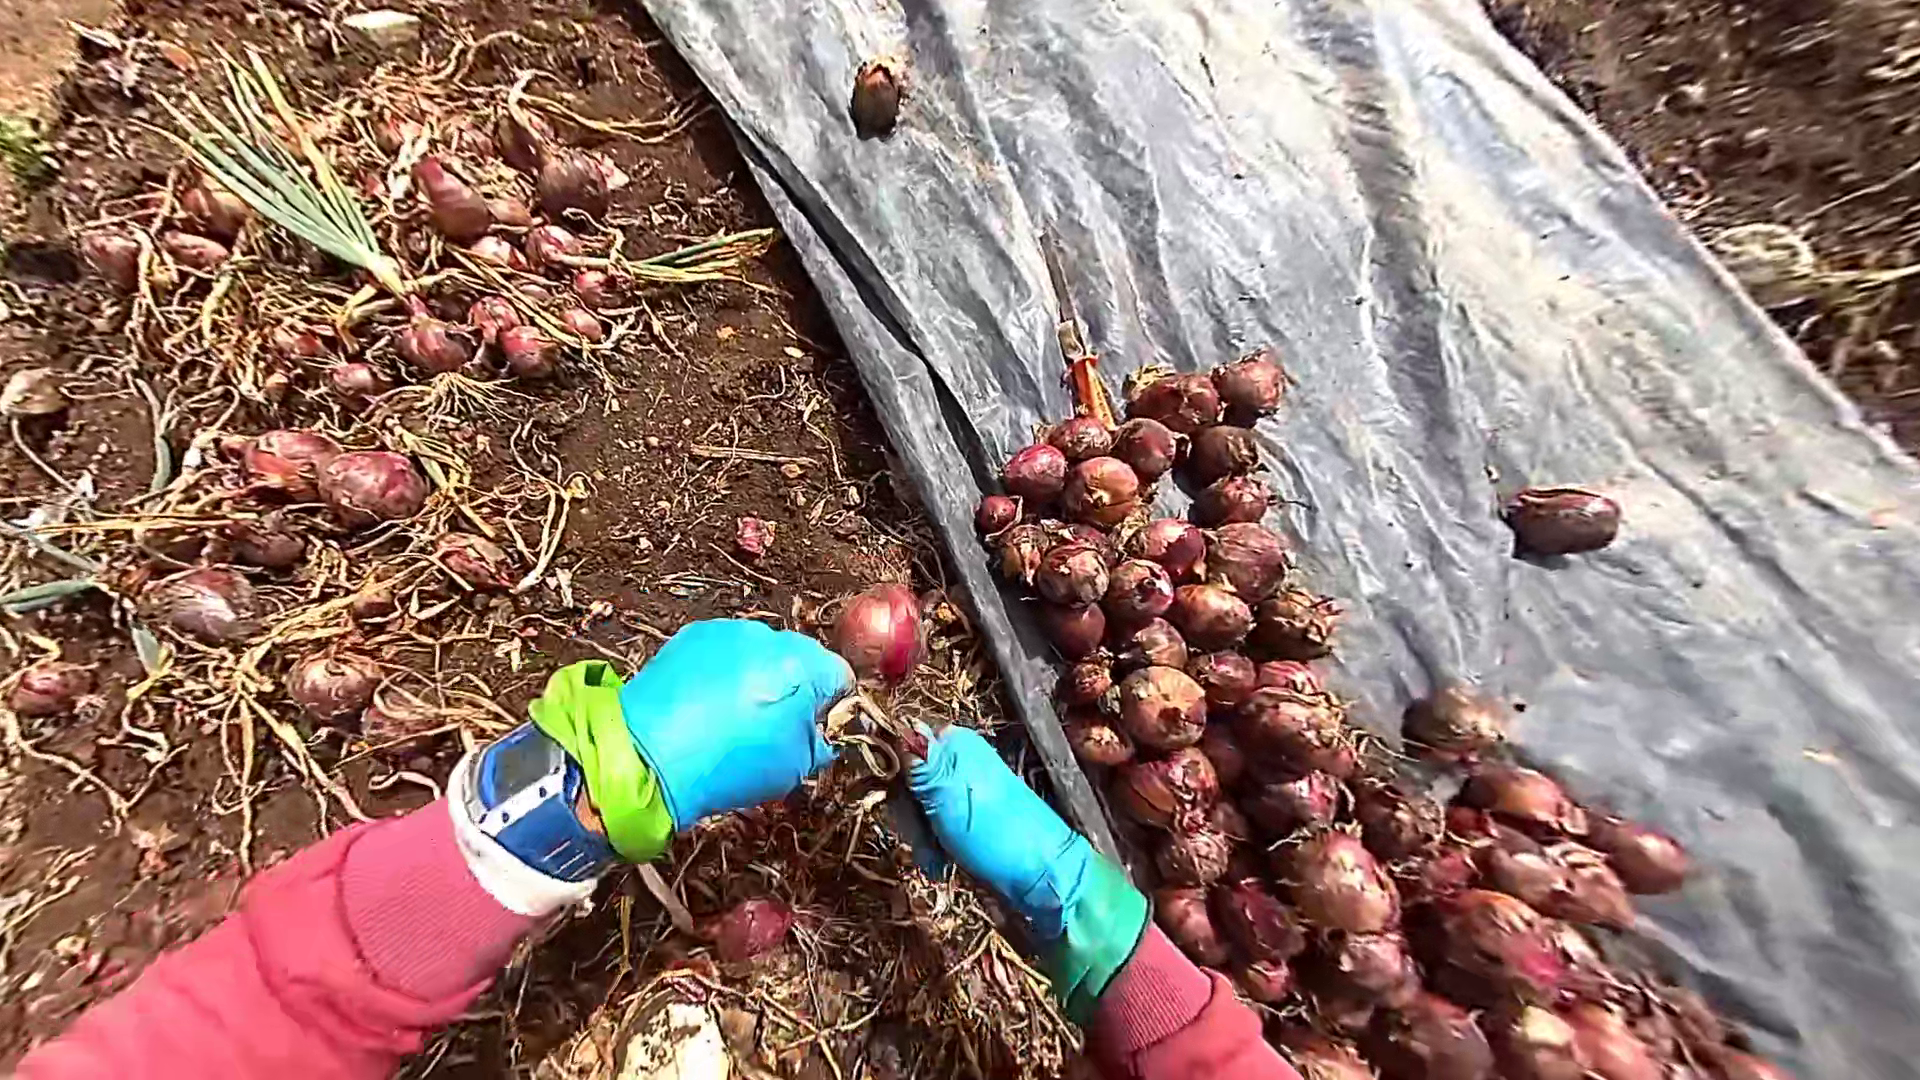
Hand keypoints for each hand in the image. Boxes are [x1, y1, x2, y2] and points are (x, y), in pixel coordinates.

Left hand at [619, 619, 851, 827]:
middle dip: (796, 687)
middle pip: (803, 660)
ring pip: (765, 652)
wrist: (644, 758)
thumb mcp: (794, 767)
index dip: (832, 705)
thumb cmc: (727, 765)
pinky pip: (728, 649)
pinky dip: (726, 669)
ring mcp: (732, 632)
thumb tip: (823, 730)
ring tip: (734, 713)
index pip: (840, 676)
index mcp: (804, 666)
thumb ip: (820, 740)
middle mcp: (772, 638)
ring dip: (761, 675)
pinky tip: (708, 701)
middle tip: (773, 724)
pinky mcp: (698, 634)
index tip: (814, 726)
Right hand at [908, 726, 1147, 1019]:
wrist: (1040, 880)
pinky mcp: (965, 818)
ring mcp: (962, 790)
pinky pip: (930, 825)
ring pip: (914, 805)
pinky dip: (930, 845)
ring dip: (918, 833)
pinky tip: (940, 861)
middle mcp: (957, 760)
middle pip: (905, 777)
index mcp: (956, 742)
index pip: (902, 743)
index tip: (897, 802)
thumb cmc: (995, 833)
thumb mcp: (947, 795)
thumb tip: (895, 724)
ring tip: (936, 855)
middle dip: (907, 812)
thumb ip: (919, 760)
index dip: (893, 775)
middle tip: (923, 837)